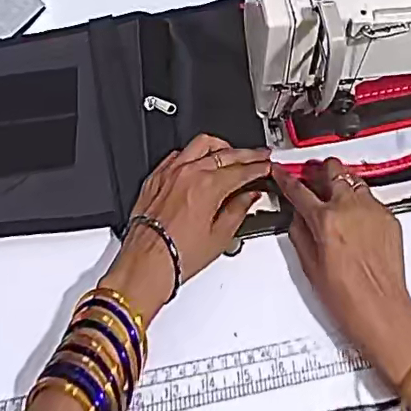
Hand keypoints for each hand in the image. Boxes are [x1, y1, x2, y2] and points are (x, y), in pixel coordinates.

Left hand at [100, 135, 270, 322]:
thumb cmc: (175, 256)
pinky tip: (200, 162)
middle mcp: (189, 173)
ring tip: (232, 154)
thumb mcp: (220, 237)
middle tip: (258, 157)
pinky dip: (194, 154)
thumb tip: (249, 197)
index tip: (266, 166)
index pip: (242, 169)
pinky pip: (179, 154)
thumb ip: (239, 210)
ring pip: (202, 144)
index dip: (259, 167)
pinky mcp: (156, 177)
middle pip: (226, 153)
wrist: (144, 266)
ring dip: (222, 147)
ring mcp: (171, 172)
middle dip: (247, 154)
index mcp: (208, 186)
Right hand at [274, 158, 410, 387]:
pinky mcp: (388, 217)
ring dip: (342, 184)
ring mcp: (372, 210)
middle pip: (332, 169)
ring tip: (336, 198)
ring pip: (353, 180)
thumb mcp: (310, 267)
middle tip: (314, 178)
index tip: (282, 172)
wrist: (382, 311)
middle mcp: (350, 208)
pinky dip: (360, 203)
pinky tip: (356, 221)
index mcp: (325, 220)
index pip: (298, 190)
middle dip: (320, 170)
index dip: (286, 178)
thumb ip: (300, 234)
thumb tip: (297, 218)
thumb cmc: (348, 298)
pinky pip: (371, 199)